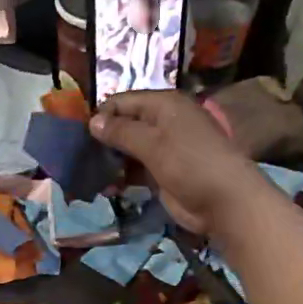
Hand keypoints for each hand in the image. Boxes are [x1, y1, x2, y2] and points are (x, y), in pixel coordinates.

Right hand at [88, 89, 273, 233]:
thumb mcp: (153, 144)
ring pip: (128, 150)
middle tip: (78, 158)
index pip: (123, 102)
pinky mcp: (162, 174)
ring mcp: (162, 149)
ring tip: (88, 175)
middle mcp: (162, 122)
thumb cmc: (190, 163)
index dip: (101, 115)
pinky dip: (121, 178)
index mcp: (163, 105)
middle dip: (103, 140)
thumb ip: (121, 132)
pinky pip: (135, 171)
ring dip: (110, 162)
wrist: (223, 201)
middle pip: (124, 125)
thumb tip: (92, 121)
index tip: (78, 135)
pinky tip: (105, 188)